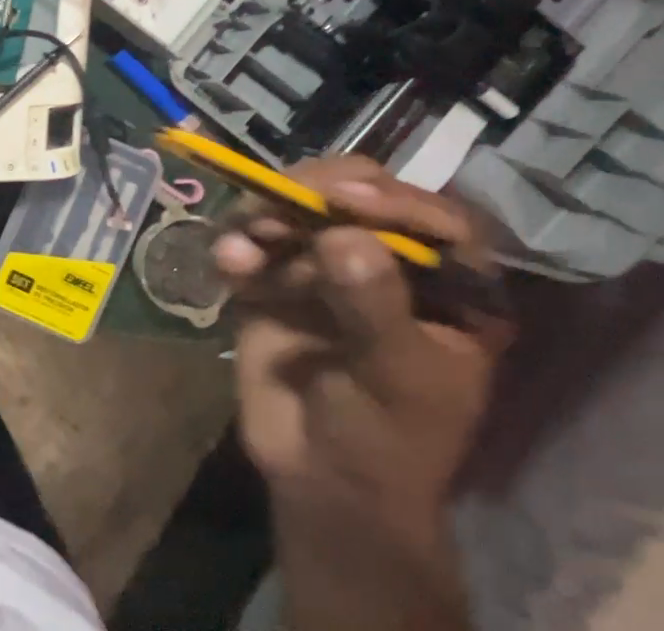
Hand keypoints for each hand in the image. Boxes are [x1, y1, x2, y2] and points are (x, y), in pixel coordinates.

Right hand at [213, 158, 509, 526]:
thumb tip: (344, 236)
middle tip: (278, 200)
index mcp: (447, 286)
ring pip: (292, 217)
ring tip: (243, 241)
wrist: (322, 480)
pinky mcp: (269, 288)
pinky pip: (250, 251)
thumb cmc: (389, 437)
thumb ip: (374, 304)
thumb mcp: (398, 375)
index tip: (343, 196)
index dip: (388, 198)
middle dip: (313, 195)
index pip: (429, 219)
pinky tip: (228, 263)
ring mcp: (322, 274)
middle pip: (352, 201)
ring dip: (263, 218)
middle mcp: (384, 267)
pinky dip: (236, 249)